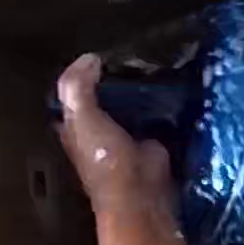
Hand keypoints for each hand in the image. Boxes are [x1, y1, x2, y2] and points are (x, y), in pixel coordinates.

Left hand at [56, 54, 173, 222]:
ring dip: (141, 89)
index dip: (83, 75)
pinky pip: (154, 113)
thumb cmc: (104, 157)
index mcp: (73, 125)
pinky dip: (161, 102)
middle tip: (134, 56)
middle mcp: (97, 129)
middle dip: (117, 79)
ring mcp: (126, 133)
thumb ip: (80, 86)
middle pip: (104, 96)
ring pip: (130, 103)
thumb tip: (90, 57)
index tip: (101, 55)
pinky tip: (170, 85)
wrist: (140, 190)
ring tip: (155, 64)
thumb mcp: (82, 117)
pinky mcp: (152, 138)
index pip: (74, 93)